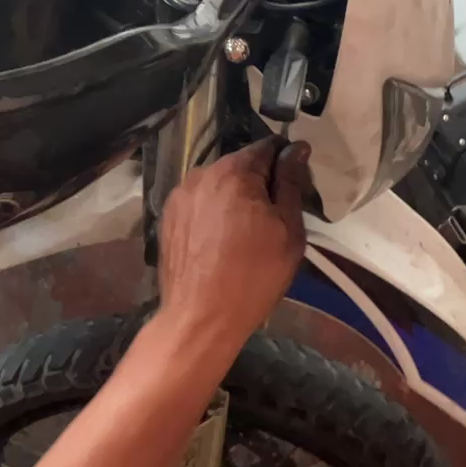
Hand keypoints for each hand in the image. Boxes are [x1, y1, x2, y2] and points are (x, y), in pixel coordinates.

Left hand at [157, 137, 310, 353]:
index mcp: (234, 171)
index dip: (287, 163)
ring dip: (235, 197)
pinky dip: (214, 212)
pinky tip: (221, 241)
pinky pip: (200, 202)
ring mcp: (180, 195)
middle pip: (241, 165)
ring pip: (219, 184)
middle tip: (275, 217)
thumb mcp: (288, 230)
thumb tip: (297, 148)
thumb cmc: (253, 276)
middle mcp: (202, 173)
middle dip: (260, 182)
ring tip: (246, 232)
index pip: (268, 147)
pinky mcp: (168, 216)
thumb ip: (291, 183)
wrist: (200, 318)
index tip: (296, 189)